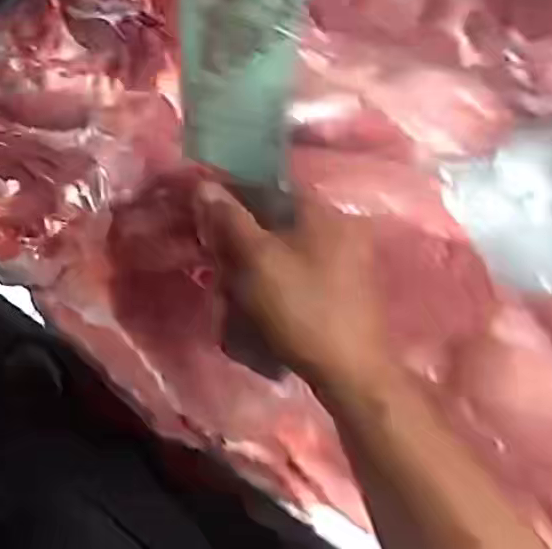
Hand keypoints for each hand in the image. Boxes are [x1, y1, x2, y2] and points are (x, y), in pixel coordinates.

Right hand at [196, 182, 392, 392]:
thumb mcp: (253, 256)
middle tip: (205, 222)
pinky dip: (265, 252)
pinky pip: (291, 250)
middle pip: (275, 206)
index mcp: (325, 213)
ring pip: (281, 229)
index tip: (201, 193)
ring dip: (249, 234)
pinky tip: (244, 266)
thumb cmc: (300, 304)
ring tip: (219, 246)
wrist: (350, 371)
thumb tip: (205, 184)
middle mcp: (339, 226)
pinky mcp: (337, 277)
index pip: (269, 181)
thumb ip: (228, 216)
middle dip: (238, 211)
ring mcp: (342, 253)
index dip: (231, 183)